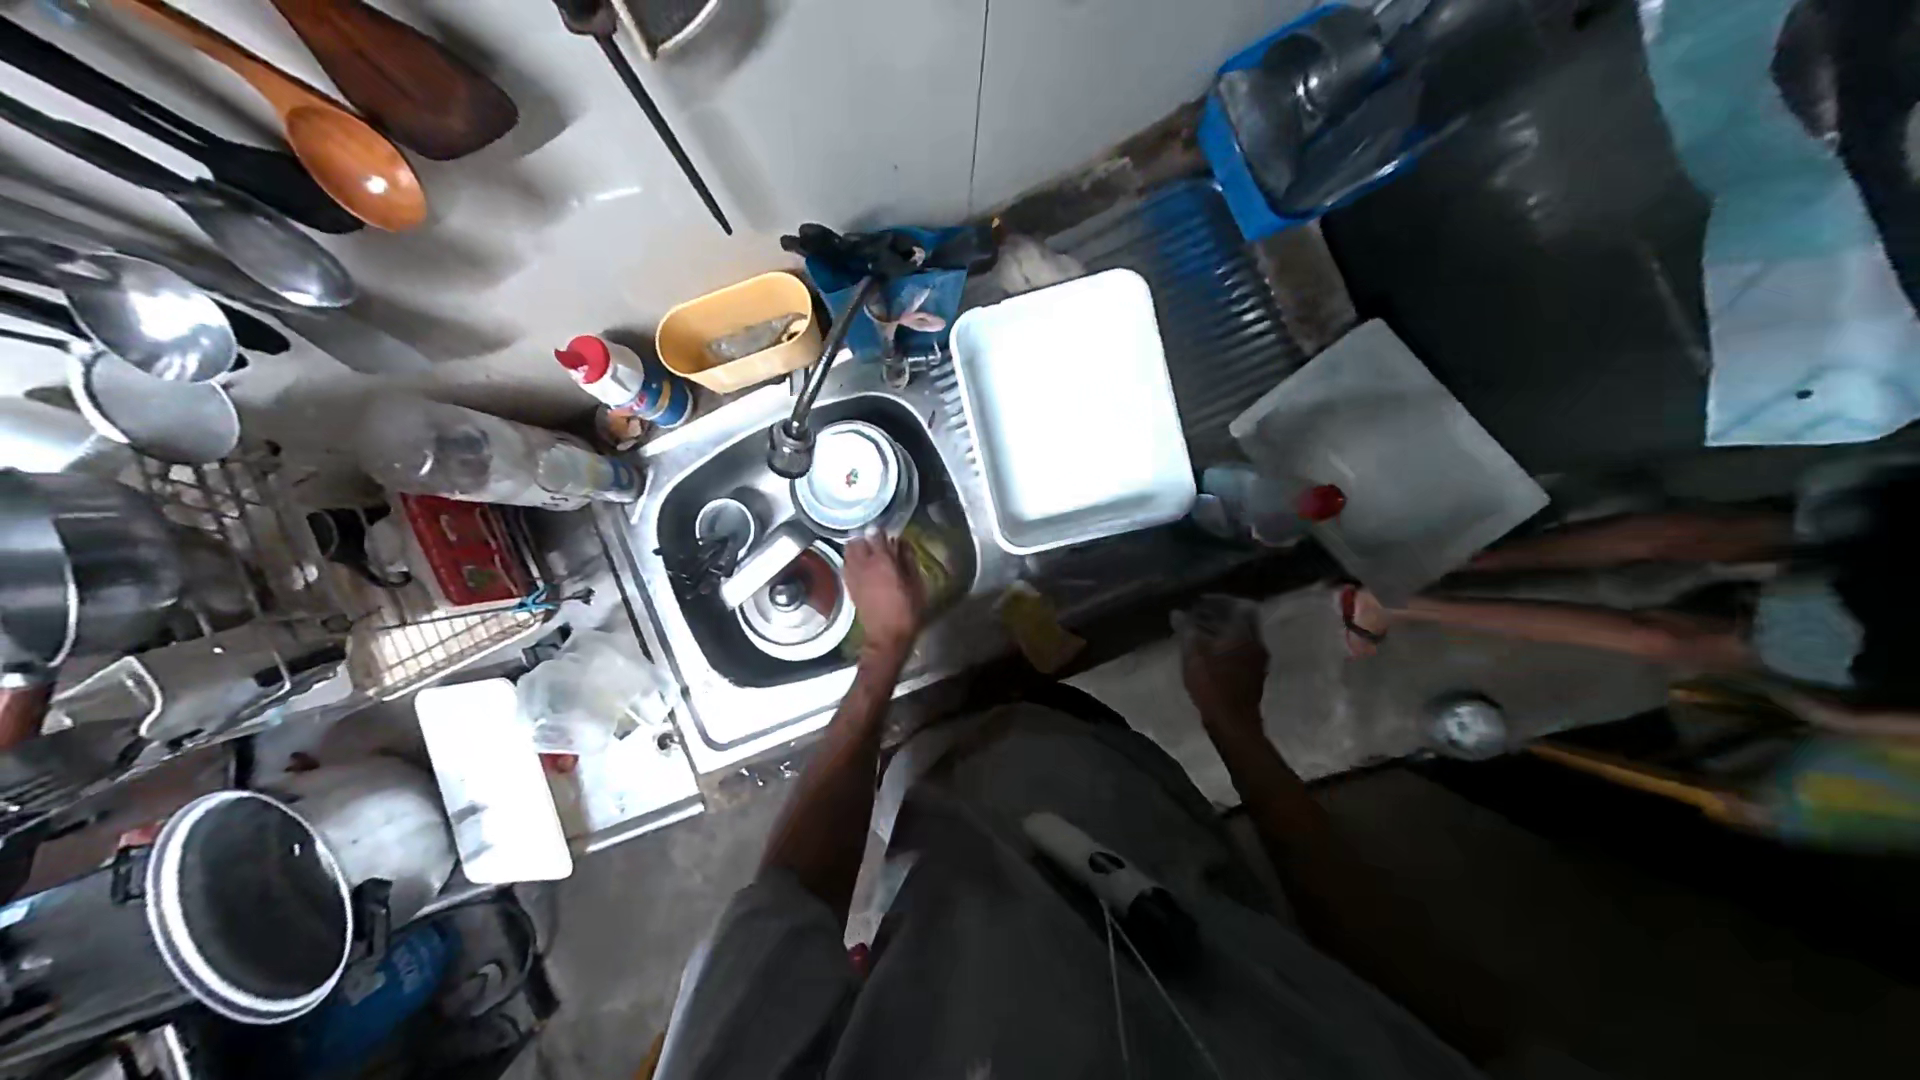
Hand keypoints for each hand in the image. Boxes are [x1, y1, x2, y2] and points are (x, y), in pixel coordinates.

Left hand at [844, 532, 923, 659]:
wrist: (887, 637)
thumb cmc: (907, 611)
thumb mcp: (916, 584)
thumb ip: (908, 560)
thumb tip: (902, 542)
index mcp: (882, 561)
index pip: (875, 535)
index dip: (881, 531)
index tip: (888, 532)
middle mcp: (863, 565)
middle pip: (856, 540)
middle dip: (865, 538)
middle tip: (876, 541)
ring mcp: (853, 575)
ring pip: (848, 551)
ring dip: (856, 548)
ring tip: (867, 552)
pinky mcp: (849, 586)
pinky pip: (846, 565)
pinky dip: (851, 560)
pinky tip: (861, 566)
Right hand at [1174, 599, 1268, 734]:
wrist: (1233, 722)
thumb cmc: (1212, 685)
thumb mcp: (1192, 655)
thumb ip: (1186, 630)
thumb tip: (1176, 613)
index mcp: (1243, 633)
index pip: (1239, 604)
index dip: (1219, 600)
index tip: (1201, 602)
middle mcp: (1256, 642)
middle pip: (1244, 619)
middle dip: (1223, 614)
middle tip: (1201, 615)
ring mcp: (1259, 659)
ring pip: (1244, 634)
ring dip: (1226, 630)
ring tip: (1203, 633)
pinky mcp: (1257, 674)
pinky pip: (1245, 648)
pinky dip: (1230, 644)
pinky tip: (1213, 653)